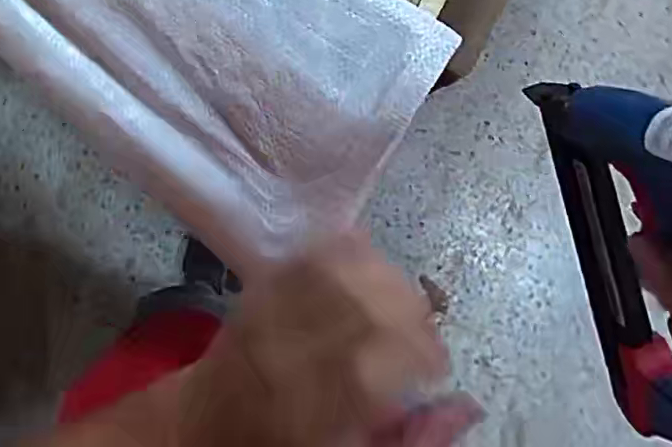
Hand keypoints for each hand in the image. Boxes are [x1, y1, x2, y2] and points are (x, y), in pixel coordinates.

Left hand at [175, 231, 481, 446]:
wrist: (204, 422)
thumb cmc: (280, 445)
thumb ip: (409, 438)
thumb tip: (466, 406)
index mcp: (308, 407)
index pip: (375, 361)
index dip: (419, 350)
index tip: (440, 361)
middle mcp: (284, 350)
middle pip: (357, 304)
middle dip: (407, 307)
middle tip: (426, 327)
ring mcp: (267, 311)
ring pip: (334, 270)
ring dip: (380, 273)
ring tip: (401, 294)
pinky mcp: (257, 285)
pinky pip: (304, 254)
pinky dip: (339, 244)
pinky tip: (364, 248)